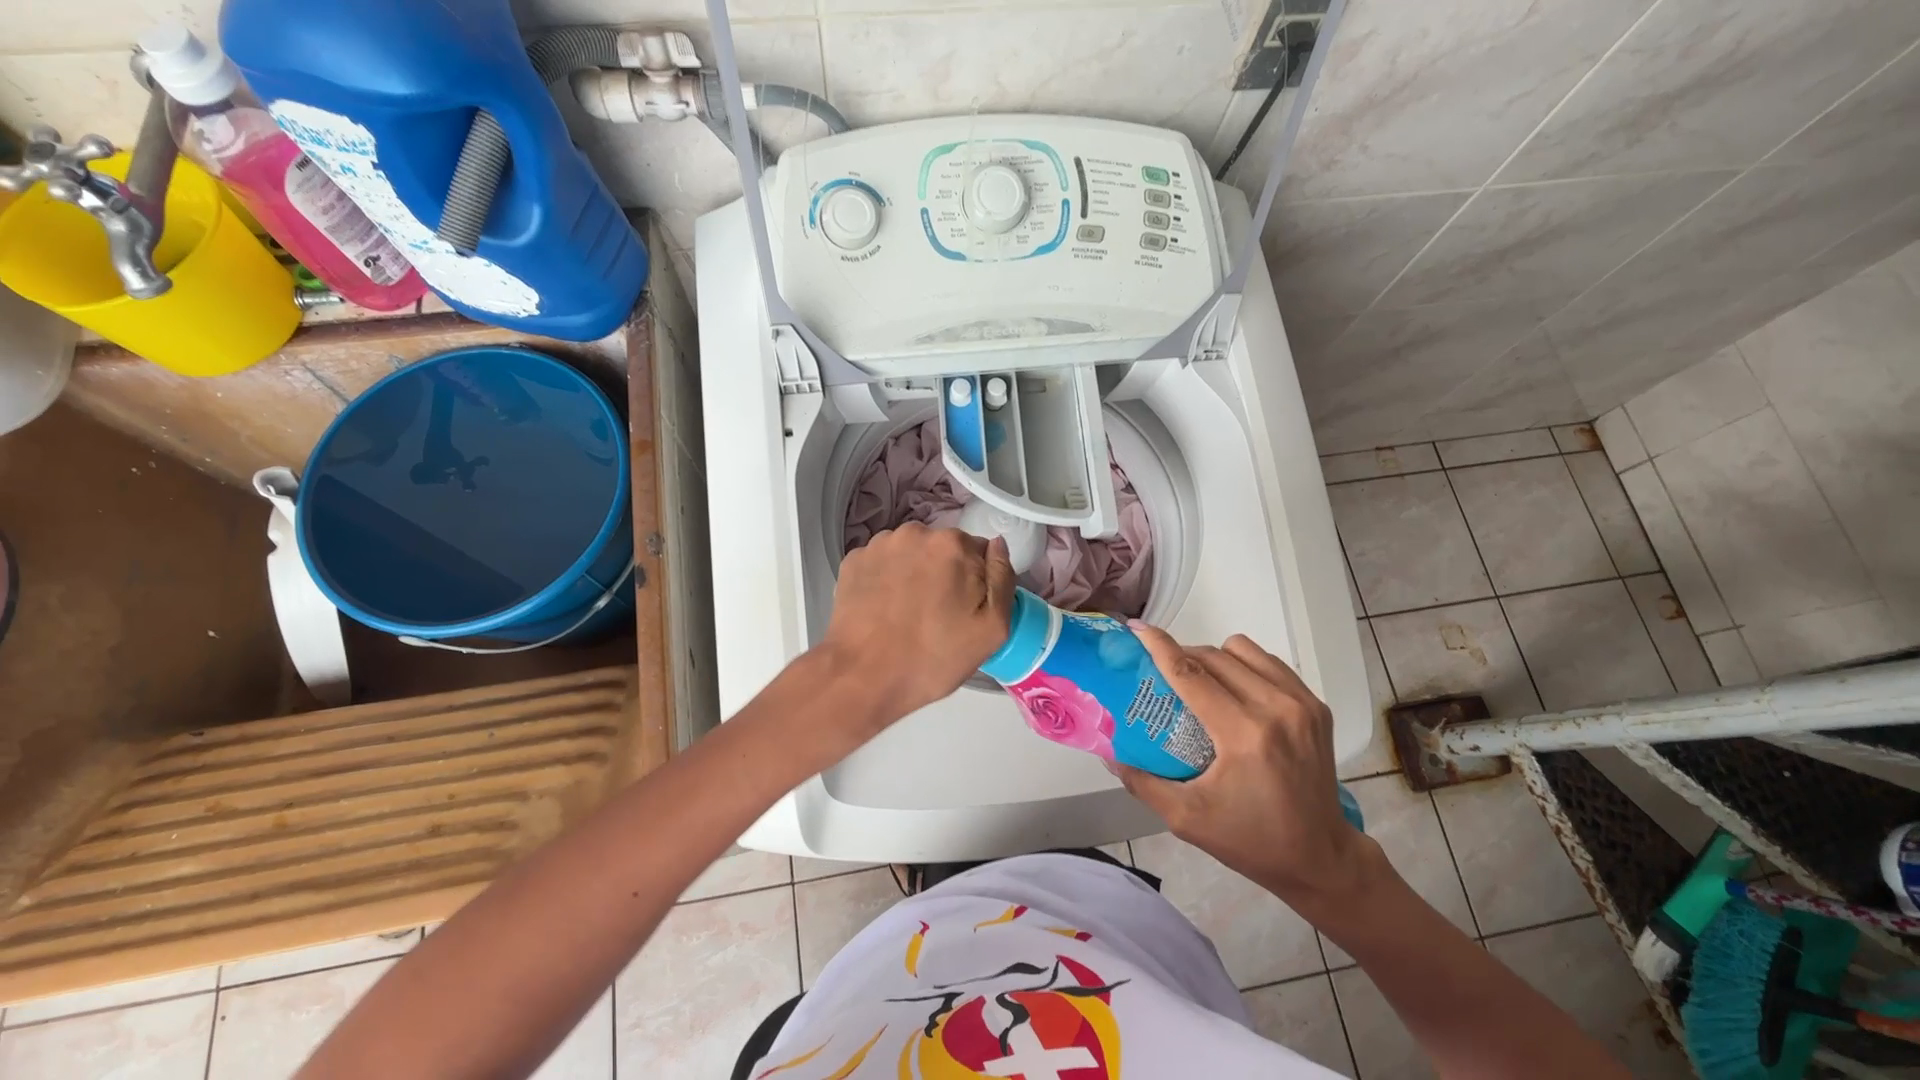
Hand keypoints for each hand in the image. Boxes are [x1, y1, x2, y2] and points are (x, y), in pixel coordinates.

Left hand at [819, 524, 1016, 730]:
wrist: (863, 676)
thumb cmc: (933, 658)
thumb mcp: (992, 628)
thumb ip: (1003, 578)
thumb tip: (997, 545)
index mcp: (952, 544)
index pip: (978, 552)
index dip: (976, 582)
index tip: (964, 610)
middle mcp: (915, 533)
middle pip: (943, 549)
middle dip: (944, 574)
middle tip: (937, 616)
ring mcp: (879, 545)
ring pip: (911, 555)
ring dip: (914, 574)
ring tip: (907, 614)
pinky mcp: (853, 561)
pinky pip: (882, 564)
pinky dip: (886, 580)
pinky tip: (885, 610)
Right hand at [1116, 625, 1376, 908]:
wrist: (1319, 857)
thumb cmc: (1250, 840)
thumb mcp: (1186, 819)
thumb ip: (1143, 782)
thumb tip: (1109, 754)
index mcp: (1244, 735)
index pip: (1191, 674)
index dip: (1160, 647)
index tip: (1137, 630)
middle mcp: (1276, 709)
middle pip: (1215, 656)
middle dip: (1182, 654)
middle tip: (1160, 671)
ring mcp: (1302, 704)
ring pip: (1244, 651)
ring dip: (1215, 658)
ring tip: (1199, 681)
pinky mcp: (1316, 707)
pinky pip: (1271, 664)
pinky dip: (1245, 666)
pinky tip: (1233, 690)